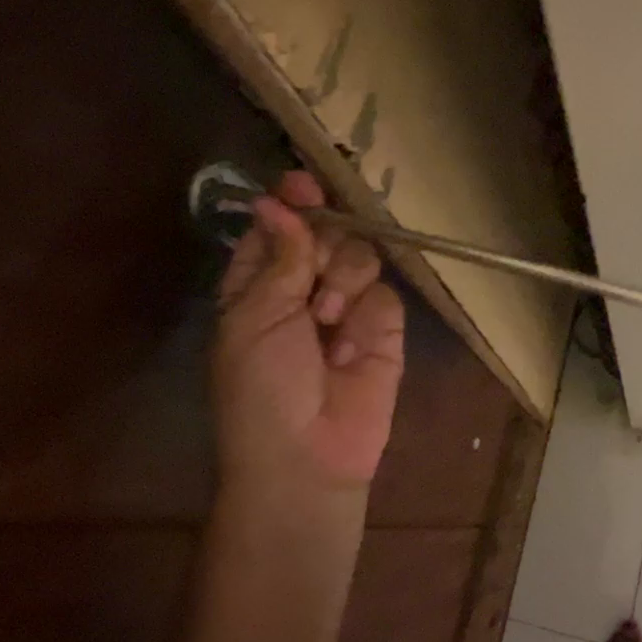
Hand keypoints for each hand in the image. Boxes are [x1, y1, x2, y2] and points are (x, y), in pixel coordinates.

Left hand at [213, 171, 404, 489]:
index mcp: (259, 283)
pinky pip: (385, 296)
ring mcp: (347, 308)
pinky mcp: (383, 331)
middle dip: (325, 242)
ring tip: (327, 319)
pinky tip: (350, 353)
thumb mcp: (256, 317)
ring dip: (344, 281)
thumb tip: (277, 202)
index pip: (279, 227)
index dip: (291, 204)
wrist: (307, 456)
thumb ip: (279, 258)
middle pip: (327, 232)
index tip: (303, 185)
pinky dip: (367, 319)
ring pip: (361, 256)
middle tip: (317, 266)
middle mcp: (304, 288)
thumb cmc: (261, 387)